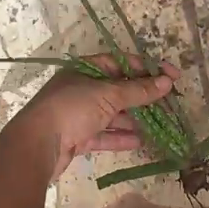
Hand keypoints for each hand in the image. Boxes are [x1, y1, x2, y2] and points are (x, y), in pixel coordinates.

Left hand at [4, 54, 181, 181]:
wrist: (36, 145)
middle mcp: (81, 88)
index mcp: (86, 69)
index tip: (172, 76)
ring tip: (160, 125)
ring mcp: (78, 114)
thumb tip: (166, 82)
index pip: (121, 63)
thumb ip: (138, 90)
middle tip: (169, 103)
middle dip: (142, 97)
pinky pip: (103, 134)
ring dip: (134, 119)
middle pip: (118, 89)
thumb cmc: (72, 108)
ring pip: (112, 113)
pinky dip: (120, 137)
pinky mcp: (76, 138)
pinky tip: (140, 142)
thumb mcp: (108, 95)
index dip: (147, 68)